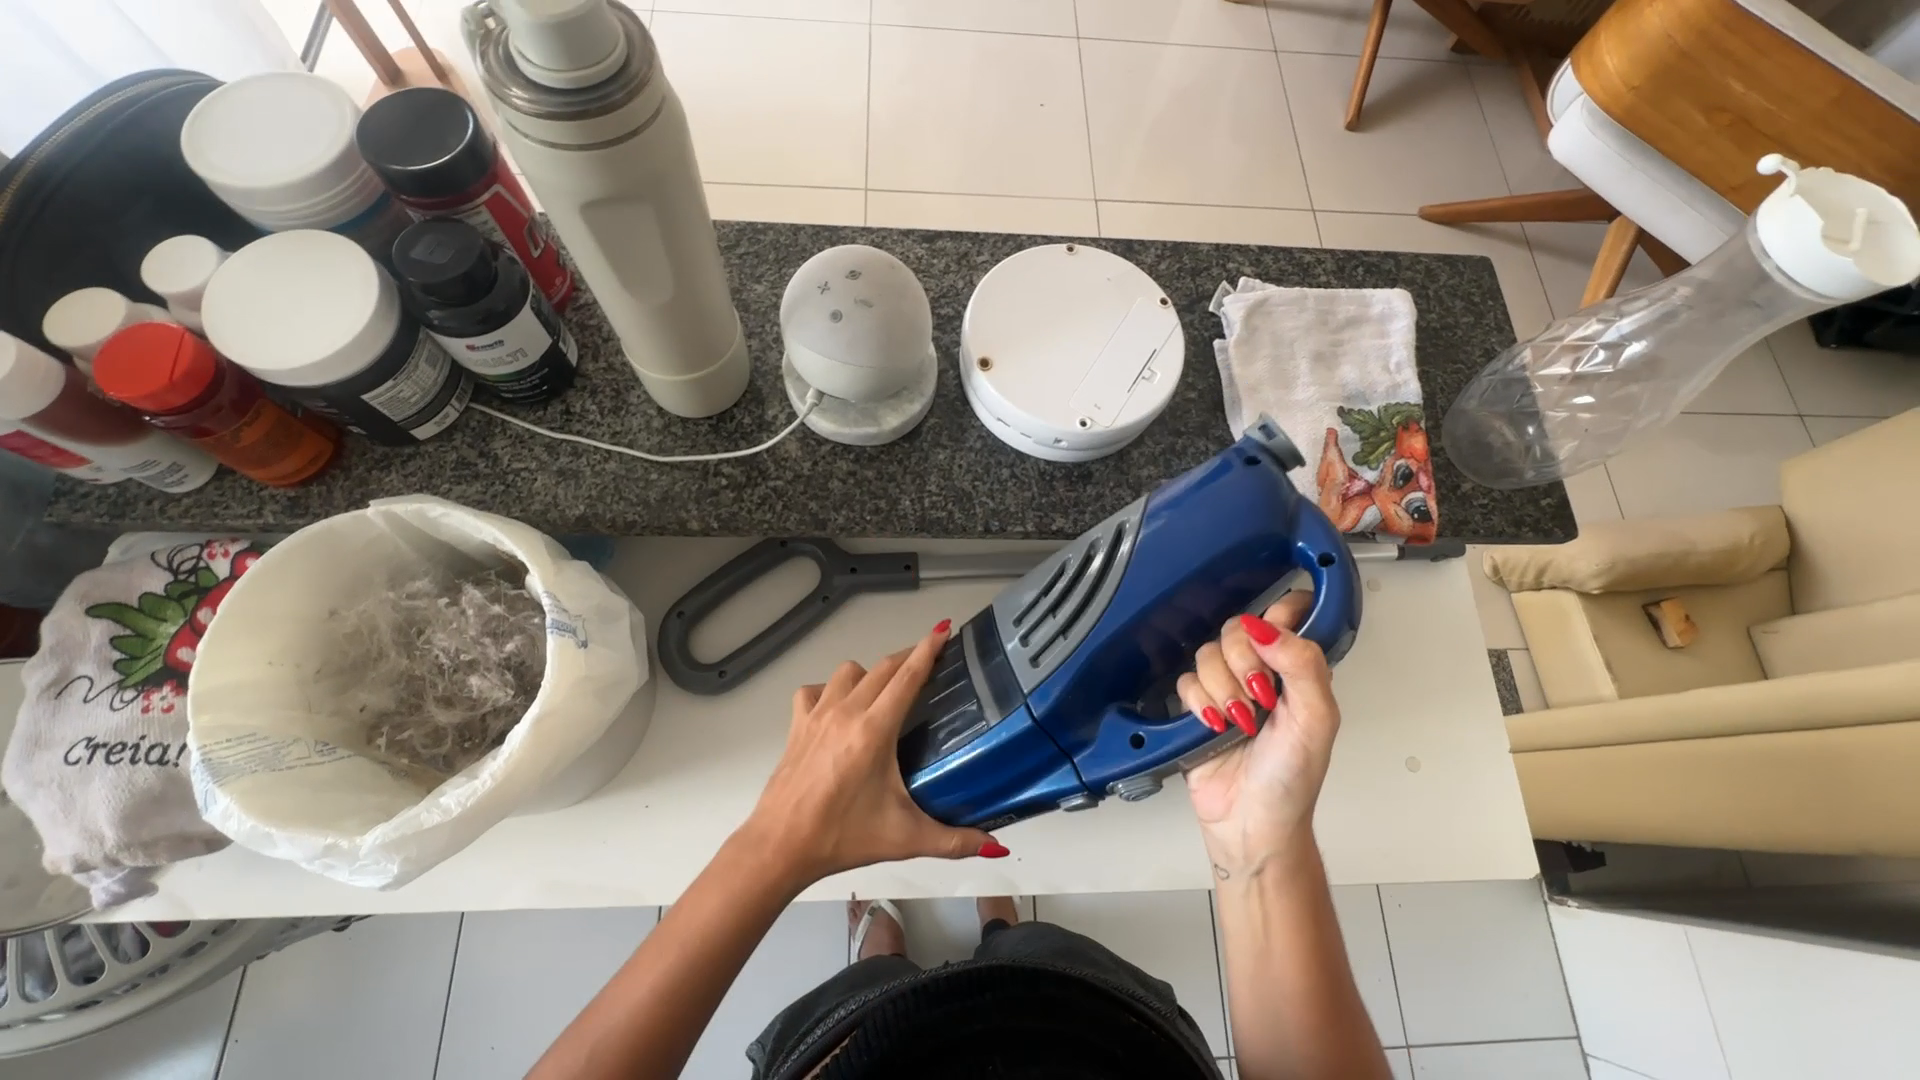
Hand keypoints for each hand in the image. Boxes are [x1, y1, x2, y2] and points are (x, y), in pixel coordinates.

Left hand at [741, 622, 1001, 887]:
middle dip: (909, 657)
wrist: (780, 846)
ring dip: (870, 673)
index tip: (944, 628)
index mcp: (874, 730)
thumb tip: (995, 846)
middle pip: (883, 667)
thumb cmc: (843, 837)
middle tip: (930, 660)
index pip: (908, 676)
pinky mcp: (796, 725)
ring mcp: (817, 715)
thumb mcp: (905, 839)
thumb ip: (954, 841)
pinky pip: (814, 690)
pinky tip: (839, 708)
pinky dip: (829, 690)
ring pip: (847, 671)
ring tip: (885, 691)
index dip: (929, 649)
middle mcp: (846, 712)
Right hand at [1176, 592, 1340, 877]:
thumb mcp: (1315, 721)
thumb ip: (1302, 666)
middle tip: (1258, 698)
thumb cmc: (1292, 779)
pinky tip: (1212, 726)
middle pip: (1238, 628)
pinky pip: (1185, 679)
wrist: (1250, 823)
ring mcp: (1227, 686)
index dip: (1280, 613)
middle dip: (1242, 662)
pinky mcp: (1196, 704)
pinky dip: (1198, 703)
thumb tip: (1266, 625)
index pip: (1292, 611)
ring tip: (1237, 722)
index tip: (1272, 639)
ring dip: (1221, 689)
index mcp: (1299, 669)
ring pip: (1207, 652)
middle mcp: (1263, 670)